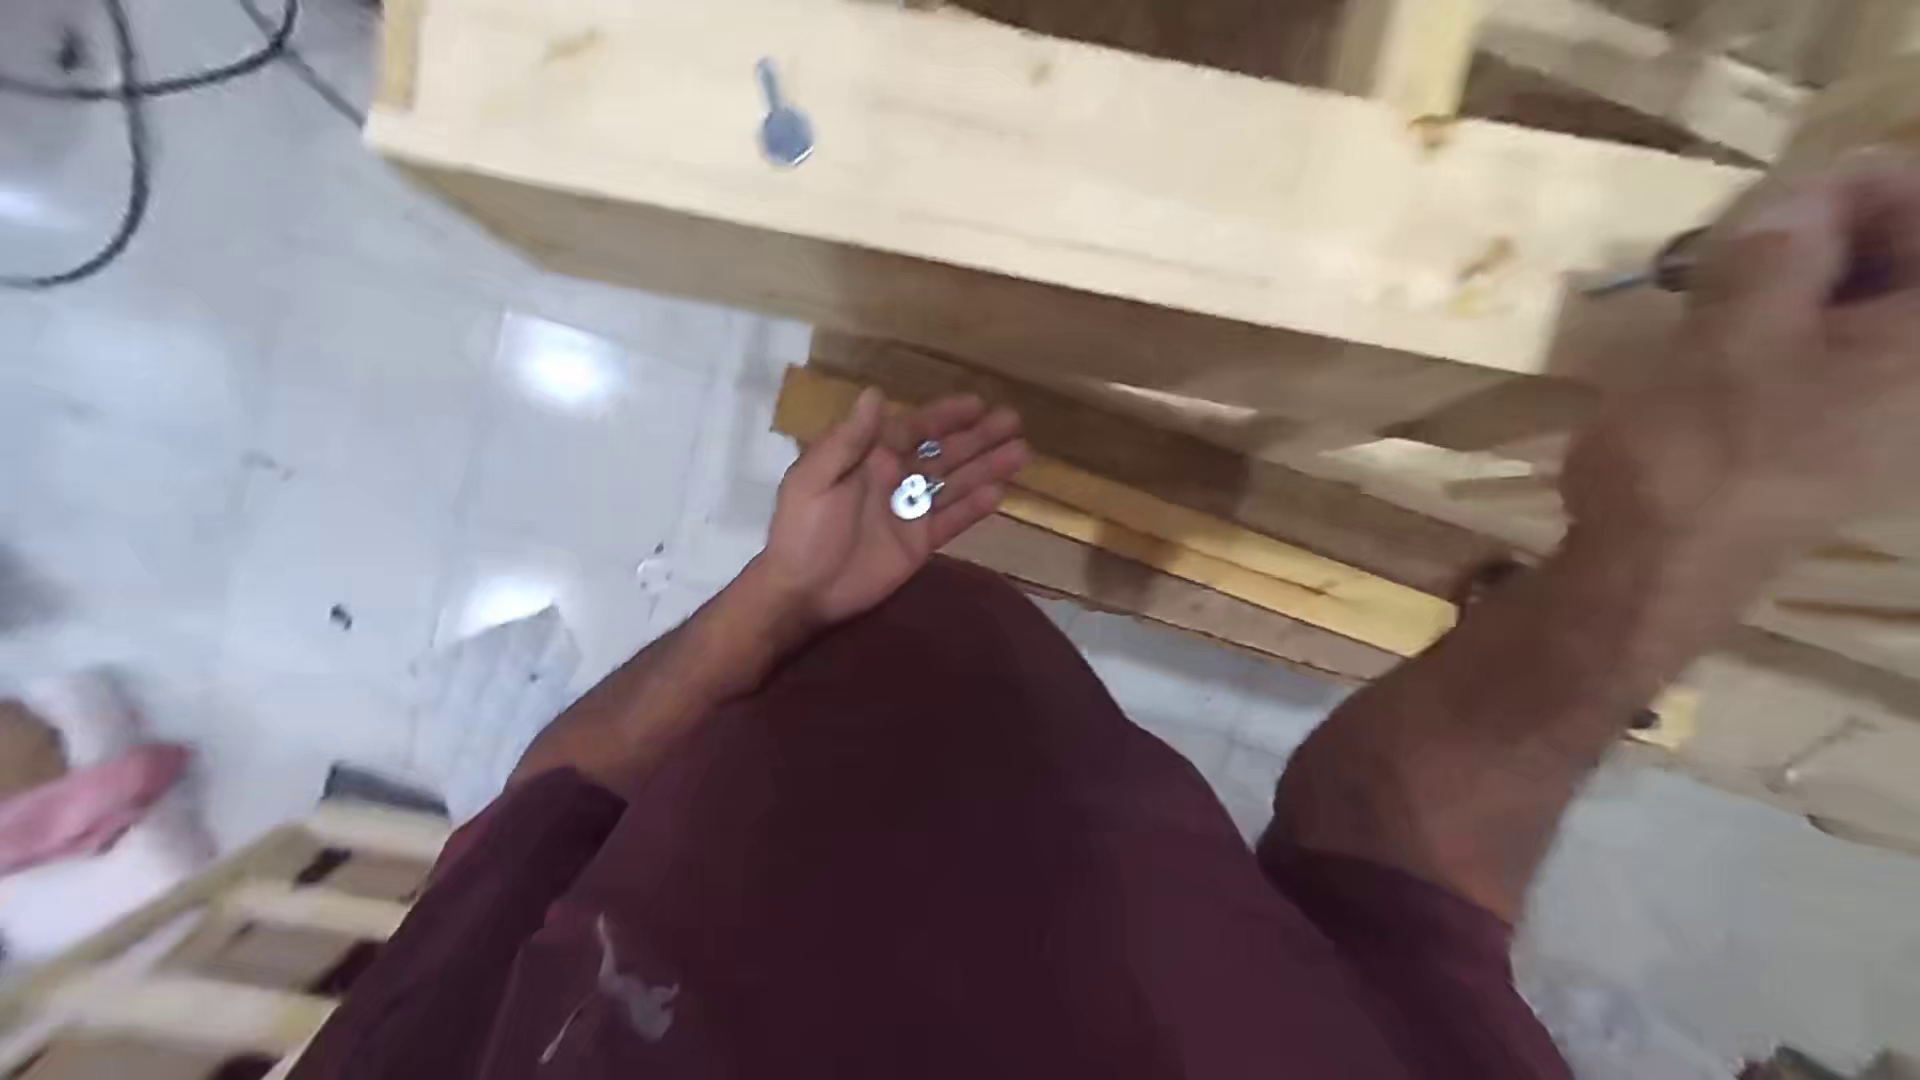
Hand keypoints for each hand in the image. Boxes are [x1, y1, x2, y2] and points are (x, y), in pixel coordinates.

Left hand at [753, 387, 1028, 629]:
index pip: (914, 429)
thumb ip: (848, 440)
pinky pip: (952, 521)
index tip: (978, 403)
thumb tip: (876, 393)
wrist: (803, 590)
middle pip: (943, 453)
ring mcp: (910, 512)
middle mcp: (896, 480)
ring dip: (986, 467)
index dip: (946, 416)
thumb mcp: (814, 479)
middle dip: (978, 437)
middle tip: (1014, 422)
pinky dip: (974, 508)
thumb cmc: (803, 530)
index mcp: (870, 458)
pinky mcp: (920, 543)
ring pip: (955, 483)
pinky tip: (999, 493)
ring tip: (1021, 452)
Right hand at [1563, 157, 1919, 555]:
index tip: (1748, 211)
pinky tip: (1722, 357)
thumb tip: (1792, 195)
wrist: (1657, 565)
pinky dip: (1780, 338)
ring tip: (1707, 306)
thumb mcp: (1720, 339)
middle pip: (1905, 259)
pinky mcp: (1851, 439)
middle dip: (1813, 242)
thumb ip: (1769, 252)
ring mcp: (1903, 409)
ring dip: (1786, 292)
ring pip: (1861, 309)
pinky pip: (1835, 358)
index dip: (1843, 190)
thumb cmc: (1693, 452)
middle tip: (1717, 258)